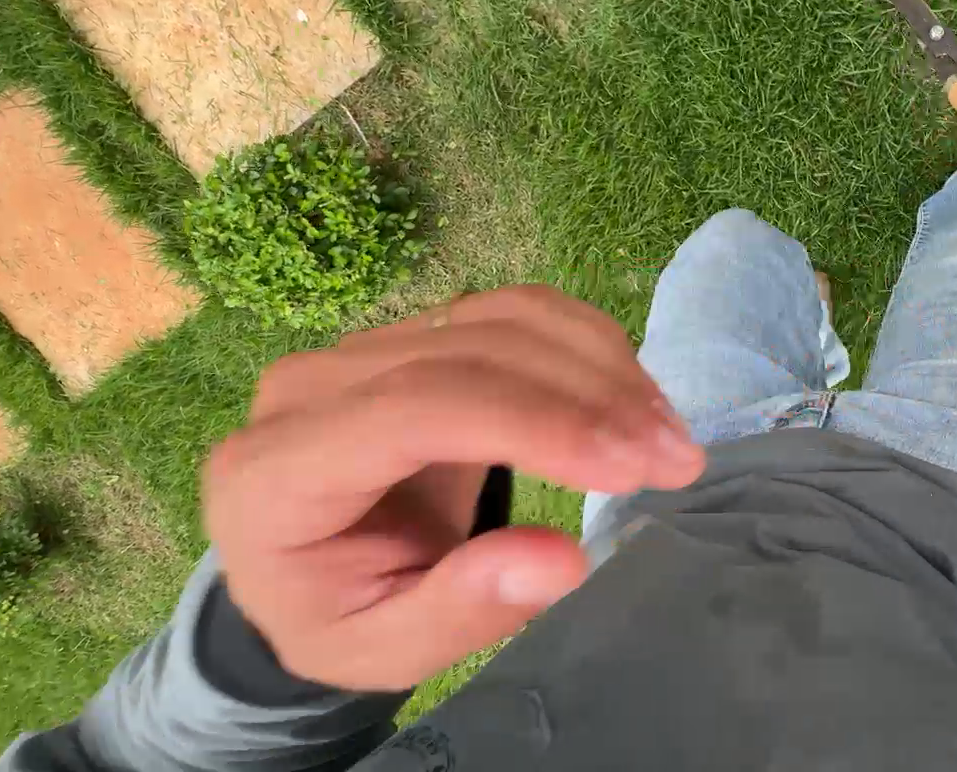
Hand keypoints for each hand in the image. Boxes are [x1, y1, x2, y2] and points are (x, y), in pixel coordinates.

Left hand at [202, 285, 703, 691]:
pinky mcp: (432, 328)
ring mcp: (379, 341)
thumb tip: (563, 561)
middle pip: (481, 351)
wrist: (315, 558)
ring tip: (667, 430)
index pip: (420, 407)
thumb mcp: (382, 647)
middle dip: (595, 398)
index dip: (539, 425)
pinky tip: (635, 397)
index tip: (633, 468)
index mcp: (280, 466)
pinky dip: (595, 347)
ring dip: (608, 365)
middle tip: (676, 457)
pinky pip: (527, 311)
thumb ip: (461, 609)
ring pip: (515, 315)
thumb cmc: (342, 609)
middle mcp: (322, 380)